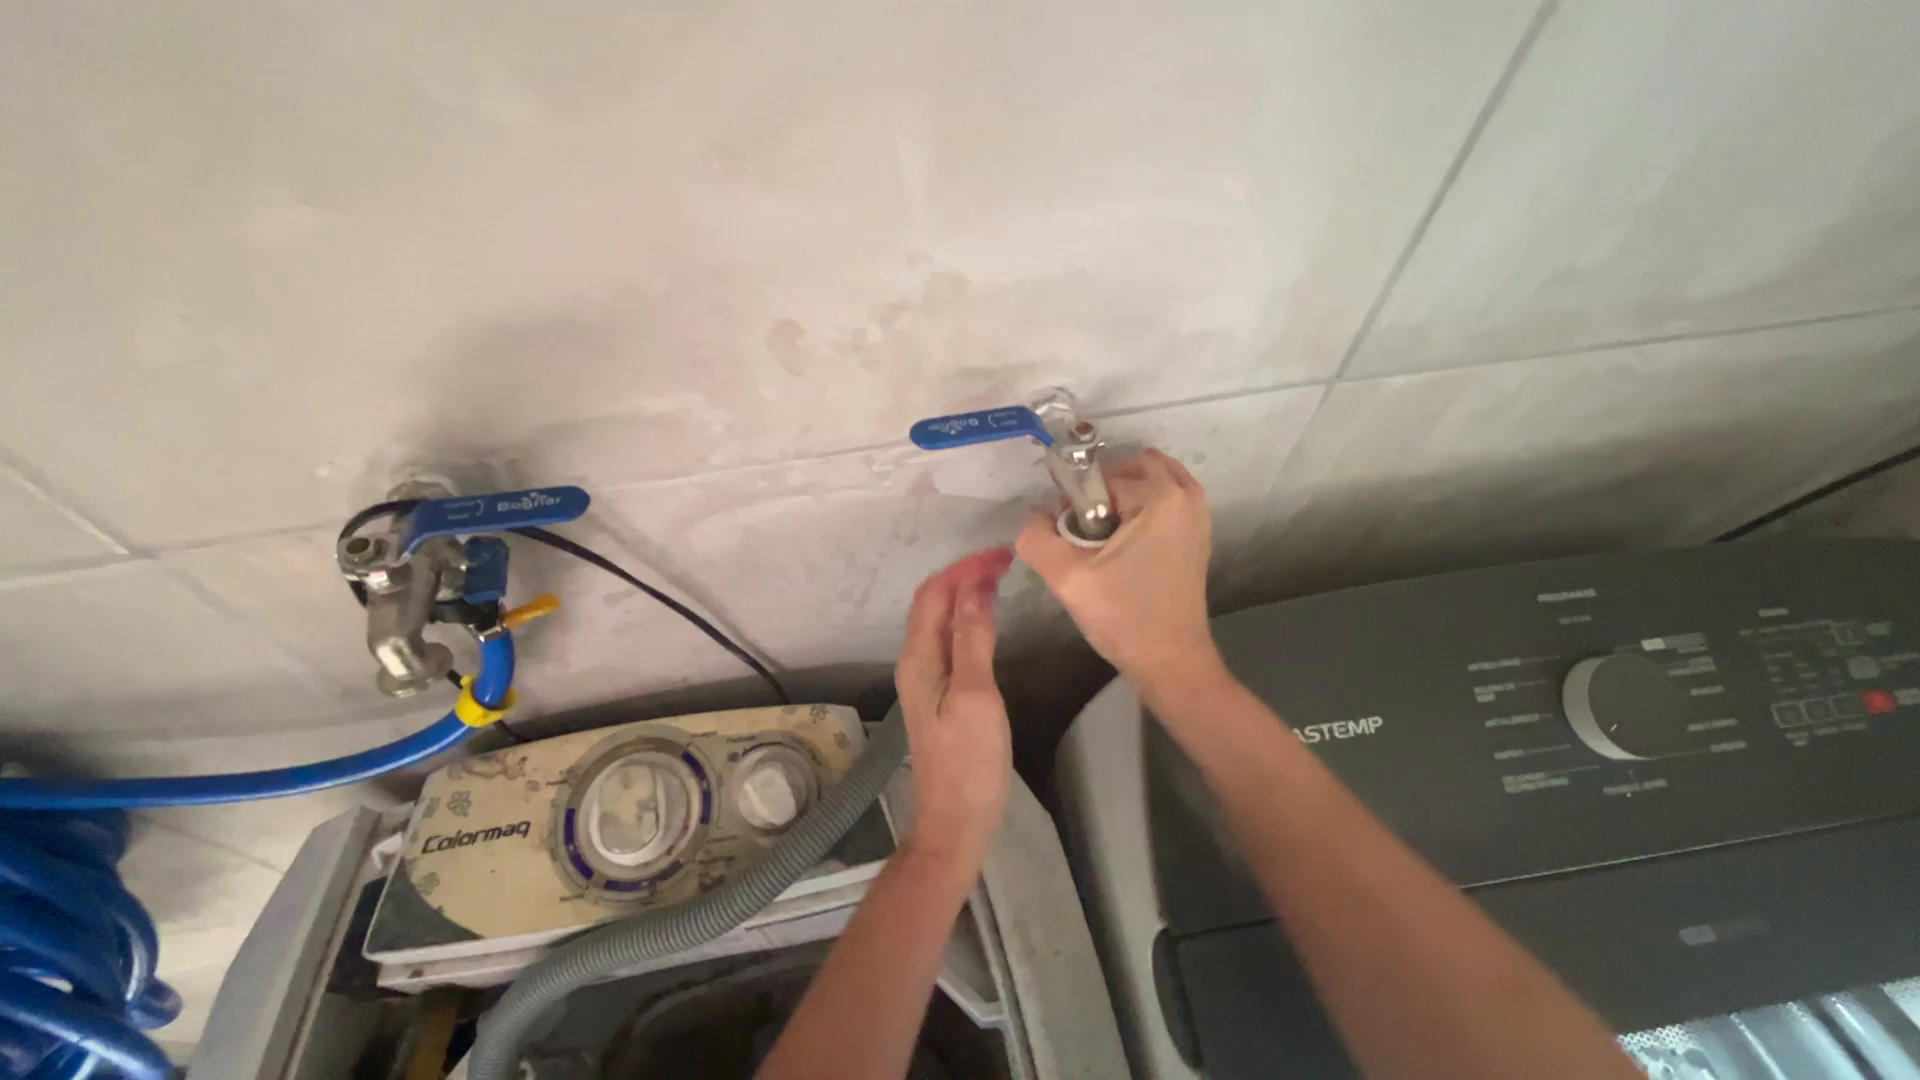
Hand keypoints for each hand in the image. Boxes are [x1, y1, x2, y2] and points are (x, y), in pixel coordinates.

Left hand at [894, 548, 1016, 864]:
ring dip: (964, 595)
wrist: (956, 820)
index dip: (964, 569)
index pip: (934, 595)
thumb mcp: (976, 696)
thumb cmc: (970, 762)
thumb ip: (973, 641)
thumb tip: (974, 590)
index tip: (1003, 556)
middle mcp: (915, 663)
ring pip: (938, 621)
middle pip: (932, 604)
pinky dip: (966, 619)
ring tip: (998, 580)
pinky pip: (947, 641)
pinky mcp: (938, 695)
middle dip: (963, 575)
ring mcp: (925, 680)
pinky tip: (987, 621)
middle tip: (1005, 563)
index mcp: (919, 659)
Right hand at [1016, 449, 1222, 693]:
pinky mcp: (1197, 536)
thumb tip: (1035, 515)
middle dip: (1100, 494)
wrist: (1170, 662)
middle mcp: (1185, 497)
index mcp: (1159, 498)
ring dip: (1122, 499)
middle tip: (1086, 536)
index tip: (1073, 541)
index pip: (1100, 478)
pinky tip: (1124, 542)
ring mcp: (1197, 516)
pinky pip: (1165, 501)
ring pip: (1149, 482)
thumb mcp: (1067, 577)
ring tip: (1105, 538)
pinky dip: (1142, 508)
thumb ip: (1037, 537)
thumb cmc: (1123, 617)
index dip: (1076, 505)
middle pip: (1128, 471)